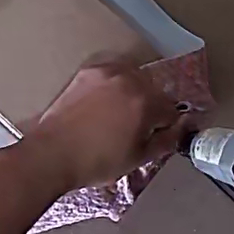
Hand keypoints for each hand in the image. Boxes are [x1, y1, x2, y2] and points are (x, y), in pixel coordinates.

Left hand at [22, 60, 183, 189]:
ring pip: (135, 78)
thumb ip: (167, 140)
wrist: (51, 155)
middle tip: (138, 126)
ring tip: (122, 112)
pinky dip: (115, 84)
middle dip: (152, 106)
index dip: (167, 125)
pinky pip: (113, 73)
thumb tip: (181, 128)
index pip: (172, 110)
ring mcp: (108, 73)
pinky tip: (106, 101)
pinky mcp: (88, 72)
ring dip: (135, 92)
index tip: (157, 135)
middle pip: (155, 90)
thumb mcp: (139, 158)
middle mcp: (131, 81)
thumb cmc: (97, 161)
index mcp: (147, 103)